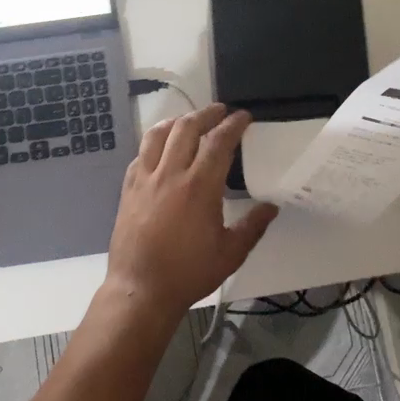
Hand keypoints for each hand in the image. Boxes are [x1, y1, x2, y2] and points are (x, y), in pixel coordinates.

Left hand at [104, 104, 279, 312]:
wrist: (140, 289)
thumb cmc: (188, 273)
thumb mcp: (230, 254)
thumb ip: (253, 226)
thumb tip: (271, 207)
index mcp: (199, 187)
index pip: (219, 142)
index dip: (233, 125)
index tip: (243, 117)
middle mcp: (170, 174)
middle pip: (187, 128)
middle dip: (206, 114)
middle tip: (220, 111)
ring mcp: (145, 179)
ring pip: (158, 134)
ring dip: (177, 121)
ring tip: (189, 120)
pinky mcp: (128, 189)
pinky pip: (140, 154)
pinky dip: (153, 143)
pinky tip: (160, 148)